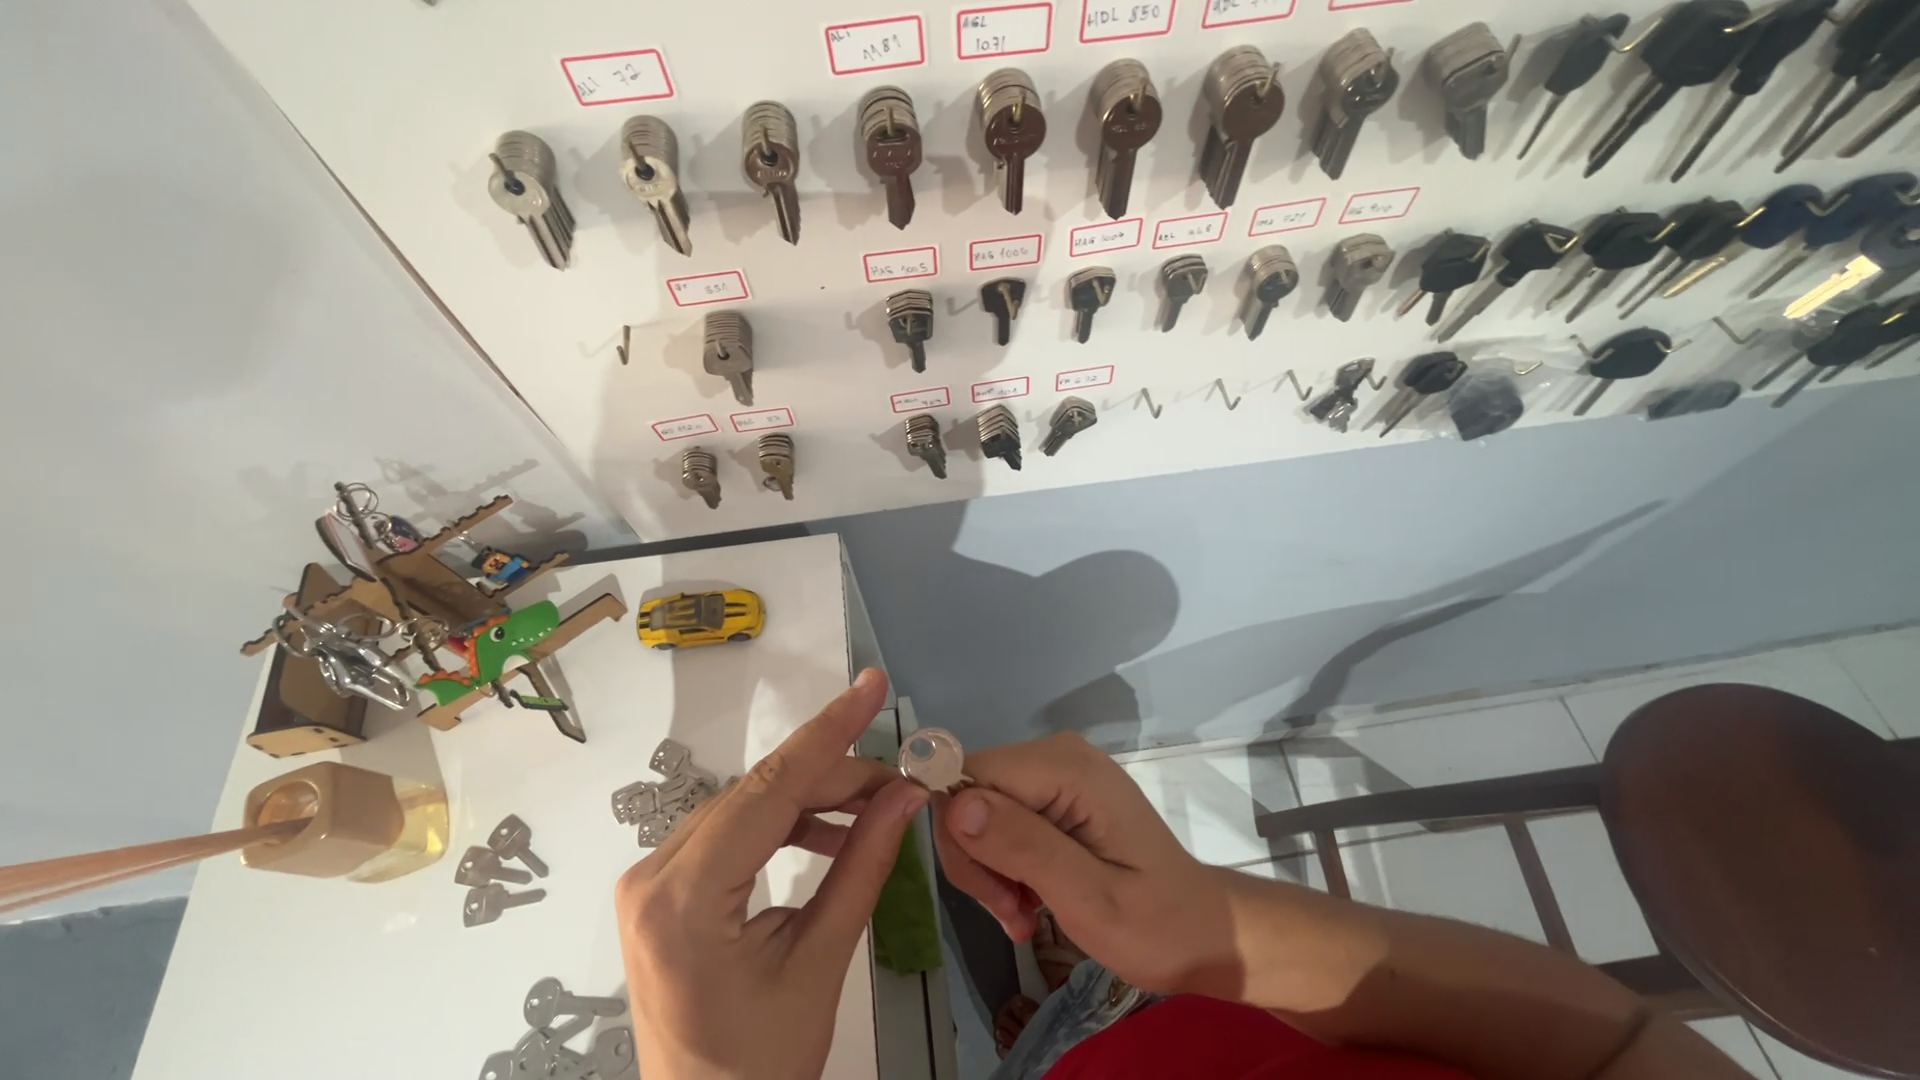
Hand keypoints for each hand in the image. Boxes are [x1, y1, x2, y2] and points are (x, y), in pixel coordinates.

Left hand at [616, 668, 928, 1079]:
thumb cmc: (762, 1062)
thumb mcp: (820, 962)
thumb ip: (863, 866)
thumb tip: (906, 794)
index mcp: (683, 897)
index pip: (769, 789)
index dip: (829, 732)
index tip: (870, 685)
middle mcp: (653, 872)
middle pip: (759, 794)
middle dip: (834, 778)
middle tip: (899, 782)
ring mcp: (651, 877)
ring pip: (748, 806)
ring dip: (813, 799)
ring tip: (875, 808)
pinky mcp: (664, 886)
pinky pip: (733, 832)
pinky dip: (786, 825)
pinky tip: (831, 835)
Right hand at [930, 733, 1244, 998]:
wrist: (1202, 932)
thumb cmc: (1156, 925)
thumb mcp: (1090, 899)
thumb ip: (1025, 847)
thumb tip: (958, 806)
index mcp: (1069, 769)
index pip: (972, 775)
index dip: (962, 833)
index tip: (990, 891)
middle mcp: (1058, 755)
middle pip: (970, 791)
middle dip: (975, 857)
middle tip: (1009, 911)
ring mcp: (1057, 773)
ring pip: (977, 809)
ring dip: (988, 868)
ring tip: (1021, 914)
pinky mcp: (1055, 794)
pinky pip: (999, 819)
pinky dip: (1002, 864)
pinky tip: (1025, 902)